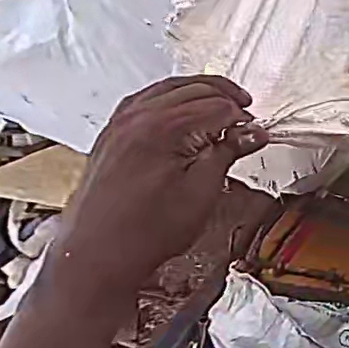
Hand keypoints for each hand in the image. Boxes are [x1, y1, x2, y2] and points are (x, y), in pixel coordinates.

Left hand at [40, 76, 270, 320]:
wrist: (94, 259)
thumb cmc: (143, 232)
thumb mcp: (202, 192)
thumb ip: (227, 153)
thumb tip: (252, 133)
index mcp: (163, 129)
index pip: (218, 107)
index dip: (242, 119)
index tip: (254, 134)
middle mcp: (137, 119)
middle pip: (194, 89)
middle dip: (226, 98)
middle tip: (246, 116)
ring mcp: (119, 125)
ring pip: (169, 88)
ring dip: (199, 90)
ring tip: (222, 103)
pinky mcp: (110, 136)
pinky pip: (145, 99)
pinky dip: (170, 96)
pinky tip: (181, 108)